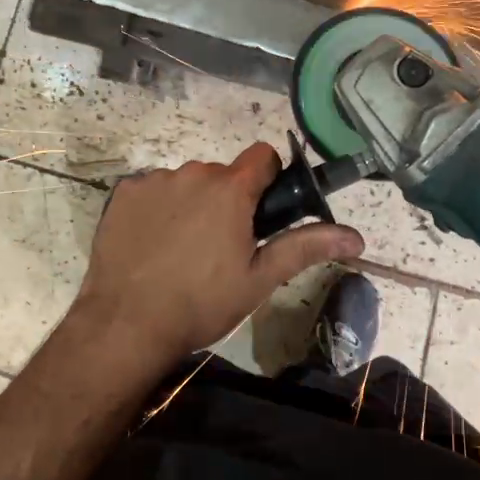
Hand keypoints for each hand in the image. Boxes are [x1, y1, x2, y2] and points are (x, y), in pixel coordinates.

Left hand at [69, 143, 363, 363]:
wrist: (127, 323)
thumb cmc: (202, 303)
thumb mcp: (259, 279)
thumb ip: (305, 247)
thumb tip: (356, 236)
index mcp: (230, 189)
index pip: (262, 156)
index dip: (269, 178)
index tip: (262, 211)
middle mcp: (192, 172)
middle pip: (222, 175)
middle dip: (227, 201)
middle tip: (221, 247)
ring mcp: (154, 180)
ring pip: (186, 182)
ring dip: (191, 205)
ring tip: (183, 252)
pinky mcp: (124, 191)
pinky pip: (151, 190)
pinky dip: (157, 210)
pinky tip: (152, 245)